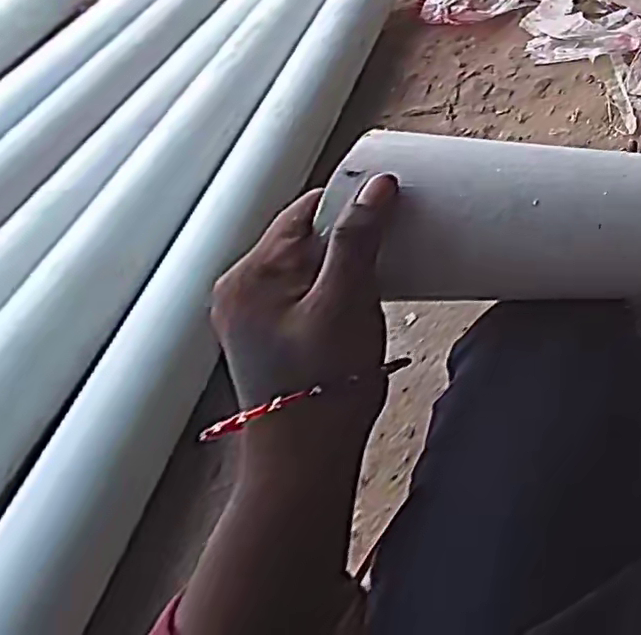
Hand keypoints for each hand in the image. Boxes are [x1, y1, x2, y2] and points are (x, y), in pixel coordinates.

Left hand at [210, 174, 398, 451]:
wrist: (309, 453)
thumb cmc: (323, 383)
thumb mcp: (346, 301)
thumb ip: (358, 239)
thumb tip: (377, 186)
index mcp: (252, 275)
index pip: (306, 209)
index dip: (350, 197)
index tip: (391, 196)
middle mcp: (245, 287)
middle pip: (308, 230)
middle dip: (353, 226)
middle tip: (395, 232)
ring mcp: (258, 309)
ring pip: (313, 256)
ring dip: (350, 251)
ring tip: (385, 262)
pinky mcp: (277, 326)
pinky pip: (313, 279)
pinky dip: (342, 274)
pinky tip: (367, 286)